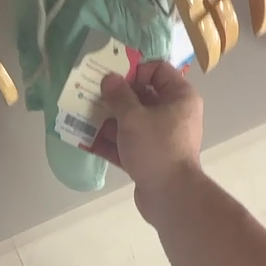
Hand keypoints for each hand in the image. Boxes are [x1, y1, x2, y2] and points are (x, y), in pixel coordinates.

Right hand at [97, 60, 205, 211]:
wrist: (169, 195)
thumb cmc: (155, 148)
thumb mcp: (133, 117)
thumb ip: (119, 96)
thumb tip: (109, 79)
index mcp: (179, 96)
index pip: (158, 70)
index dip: (134, 71)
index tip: (113, 79)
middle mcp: (173, 115)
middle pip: (143, 97)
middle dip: (117, 98)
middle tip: (93, 96)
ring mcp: (161, 139)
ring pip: (133, 123)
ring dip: (110, 121)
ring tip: (86, 118)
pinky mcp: (150, 159)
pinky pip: (129, 145)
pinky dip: (112, 143)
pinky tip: (89, 141)